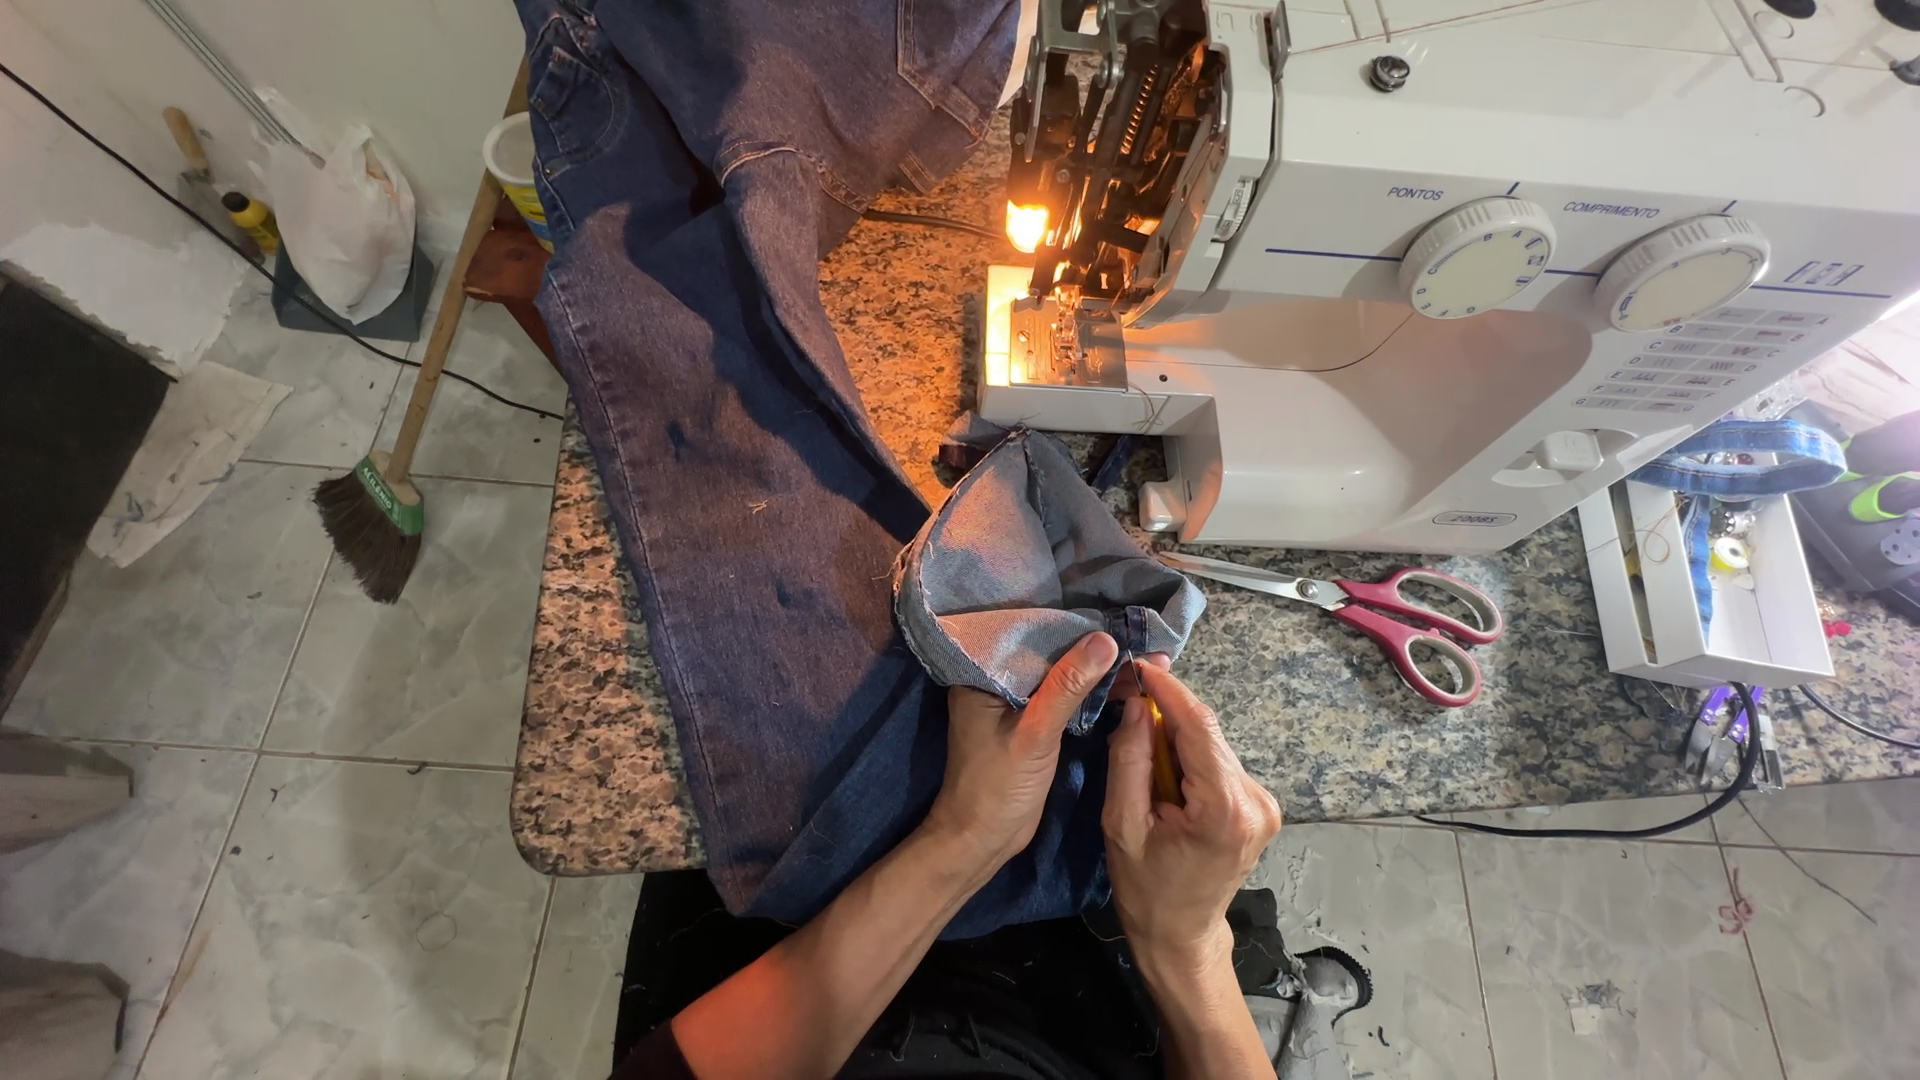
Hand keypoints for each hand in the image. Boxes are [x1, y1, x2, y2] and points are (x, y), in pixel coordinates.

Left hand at [923, 631, 1130, 879]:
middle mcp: (995, 679)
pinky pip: (1063, 695)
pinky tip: (1125, 683)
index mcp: (981, 673)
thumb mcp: (1035, 733)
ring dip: (1098, 670)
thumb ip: (1068, 686)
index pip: (1029, 635)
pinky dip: (1091, 691)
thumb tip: (1105, 640)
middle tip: (1141, 637)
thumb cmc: (997, 786)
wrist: (982, 839)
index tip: (1115, 616)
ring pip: (1061, 674)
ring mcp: (1015, 701)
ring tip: (1147, 658)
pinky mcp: (1031, 720)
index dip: (1072, 625)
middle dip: (1092, 646)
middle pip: (1050, 652)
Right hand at [1102, 662, 1281, 976]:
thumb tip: (1137, 705)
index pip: (1198, 727)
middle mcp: (1256, 799)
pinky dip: (1188, 750)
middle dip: (1167, 707)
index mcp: (1224, 808)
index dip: (1169, 689)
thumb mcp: (1121, 824)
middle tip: (1128, 688)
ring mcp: (1264, 802)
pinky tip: (1162, 758)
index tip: (1141, 662)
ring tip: (1137, 726)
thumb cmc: (1145, 886)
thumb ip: (1130, 760)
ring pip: (1212, 742)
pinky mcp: (1260, 804)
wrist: (1182, 934)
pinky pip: (1217, 760)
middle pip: (1207, 731)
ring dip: (1175, 729)